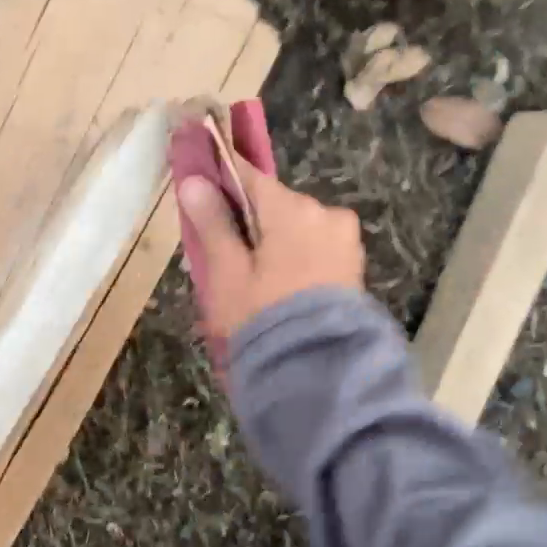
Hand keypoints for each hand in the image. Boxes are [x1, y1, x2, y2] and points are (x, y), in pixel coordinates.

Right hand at [176, 162, 366, 342]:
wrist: (313, 368)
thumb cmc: (261, 316)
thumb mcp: (226, 273)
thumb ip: (213, 225)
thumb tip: (194, 181)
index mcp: (293, 209)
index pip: (250, 178)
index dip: (222, 180)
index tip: (200, 184)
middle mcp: (326, 214)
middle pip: (275, 209)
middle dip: (248, 228)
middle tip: (221, 263)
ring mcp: (345, 242)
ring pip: (295, 232)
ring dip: (272, 248)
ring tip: (249, 286)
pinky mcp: (352, 269)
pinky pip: (313, 254)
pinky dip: (293, 264)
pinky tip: (277, 293)